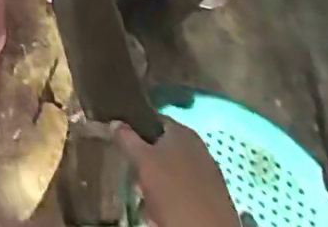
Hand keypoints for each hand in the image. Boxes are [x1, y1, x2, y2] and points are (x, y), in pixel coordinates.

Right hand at [114, 121, 240, 226]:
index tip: (122, 140)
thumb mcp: (143, 162)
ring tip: (144, 195)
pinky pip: (184, 187)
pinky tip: (162, 208)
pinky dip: (172, 193)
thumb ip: (128, 139)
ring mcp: (207, 170)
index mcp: (182, 131)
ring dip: (158, 179)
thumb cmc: (172, 190)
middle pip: (164, 146)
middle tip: (133, 172)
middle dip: (147, 159)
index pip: (155, 119)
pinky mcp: (212, 194)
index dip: (137, 127)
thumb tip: (115, 121)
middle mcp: (197, 145)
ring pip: (173, 169)